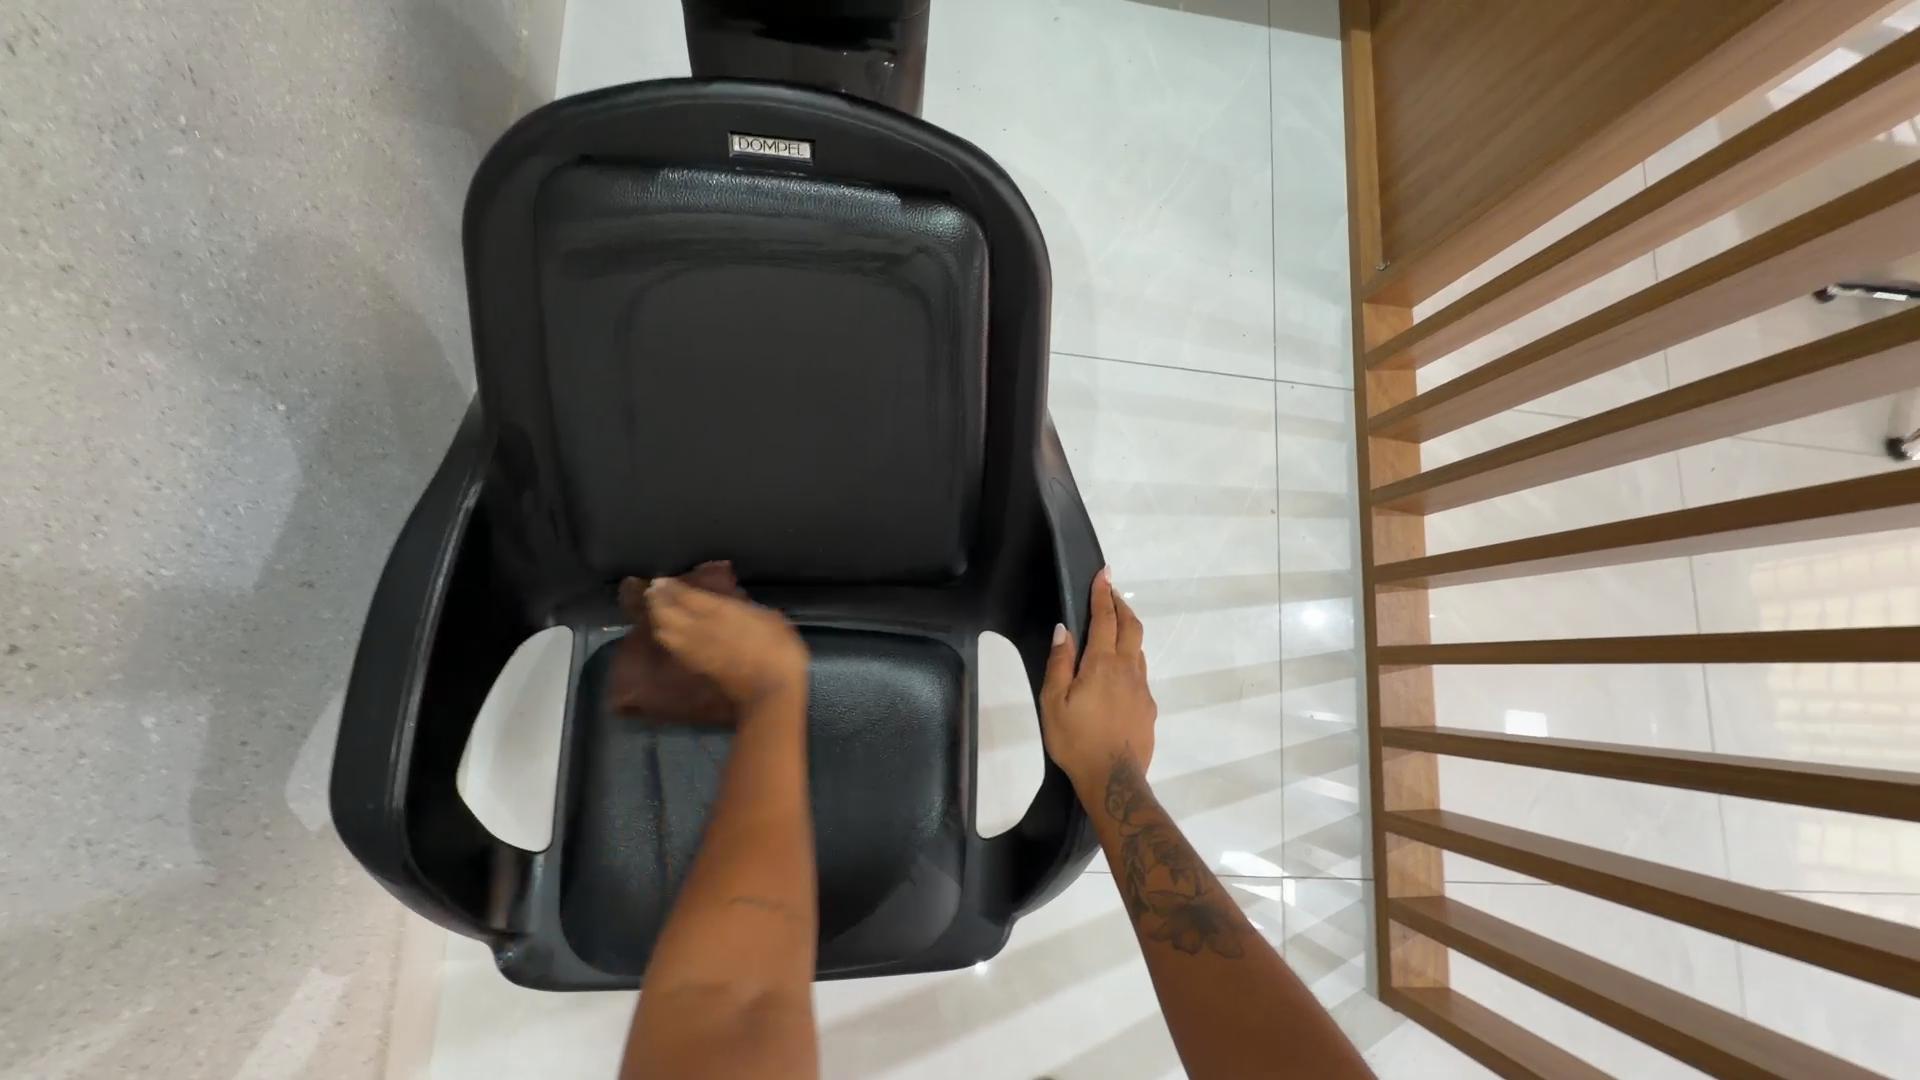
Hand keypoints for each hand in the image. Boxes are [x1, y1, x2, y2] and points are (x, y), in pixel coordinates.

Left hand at [646, 577, 809, 708]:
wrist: (772, 689)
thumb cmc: (779, 649)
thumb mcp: (768, 617)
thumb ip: (744, 609)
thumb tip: (732, 606)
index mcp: (720, 612)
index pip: (685, 596)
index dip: (669, 587)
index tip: (660, 580)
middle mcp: (700, 628)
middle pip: (666, 613)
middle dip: (657, 601)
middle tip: (654, 591)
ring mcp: (695, 649)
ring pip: (664, 631)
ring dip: (658, 619)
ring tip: (658, 610)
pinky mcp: (697, 665)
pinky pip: (673, 647)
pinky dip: (666, 636)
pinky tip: (668, 632)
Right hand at [1040, 567, 1156, 791]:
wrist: (1115, 781)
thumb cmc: (1076, 741)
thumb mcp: (1054, 702)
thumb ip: (1060, 663)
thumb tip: (1064, 630)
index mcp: (1102, 665)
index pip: (1105, 619)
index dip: (1103, 594)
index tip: (1104, 573)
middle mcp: (1128, 670)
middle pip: (1131, 627)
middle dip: (1121, 605)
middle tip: (1110, 592)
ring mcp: (1143, 689)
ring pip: (1138, 650)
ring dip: (1127, 631)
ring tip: (1113, 628)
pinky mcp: (1149, 707)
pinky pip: (1140, 673)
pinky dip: (1130, 659)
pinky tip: (1117, 674)